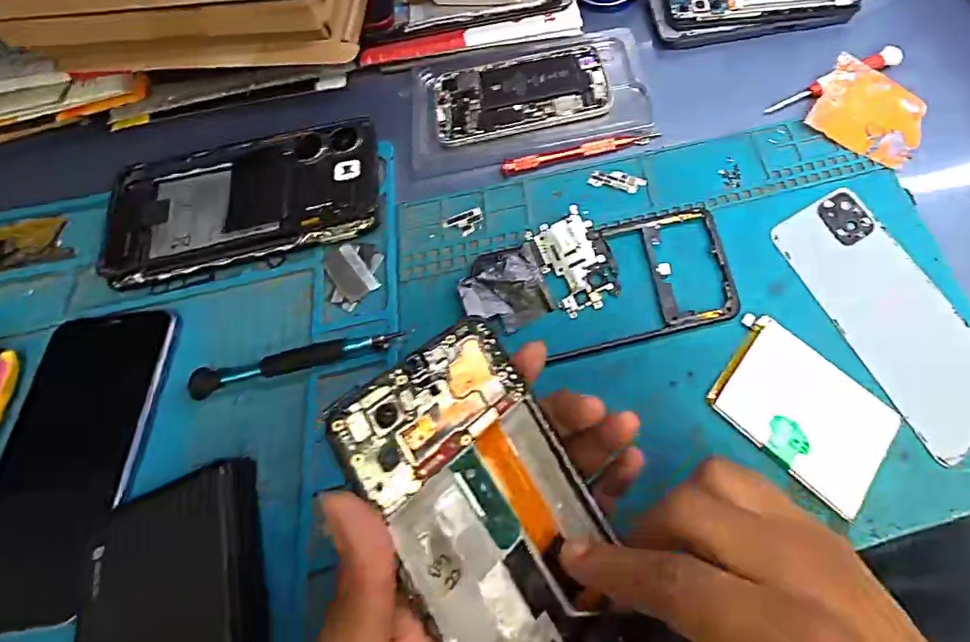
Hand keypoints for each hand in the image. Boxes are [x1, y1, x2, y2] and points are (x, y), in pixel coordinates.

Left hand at [317, 340, 644, 641]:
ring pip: (562, 479)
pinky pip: (589, 527)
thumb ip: (363, 579)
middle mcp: (481, 519)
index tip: (532, 354)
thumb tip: (337, 500)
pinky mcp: (556, 583)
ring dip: (596, 445)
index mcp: (433, 521)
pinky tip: (632, 467)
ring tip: (624, 427)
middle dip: (562, 416)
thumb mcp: (366, 630)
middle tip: (594, 405)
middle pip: (524, 452)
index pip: (465, 444)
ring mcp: (521, 549)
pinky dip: (612, 491)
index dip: (497, 392)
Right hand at [558, 458, 925, 641]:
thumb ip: (692, 630)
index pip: (678, 581)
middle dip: (645, 529)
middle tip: (624, 563)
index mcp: (783, 624)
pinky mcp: (829, 530)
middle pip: (695, 508)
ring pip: (725, 478)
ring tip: (669, 543)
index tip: (576, 560)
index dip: (617, 571)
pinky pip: (757, 488)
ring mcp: (819, 536)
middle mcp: (800, 564)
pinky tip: (716, 539)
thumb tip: (640, 603)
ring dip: (683, 502)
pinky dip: (720, 503)